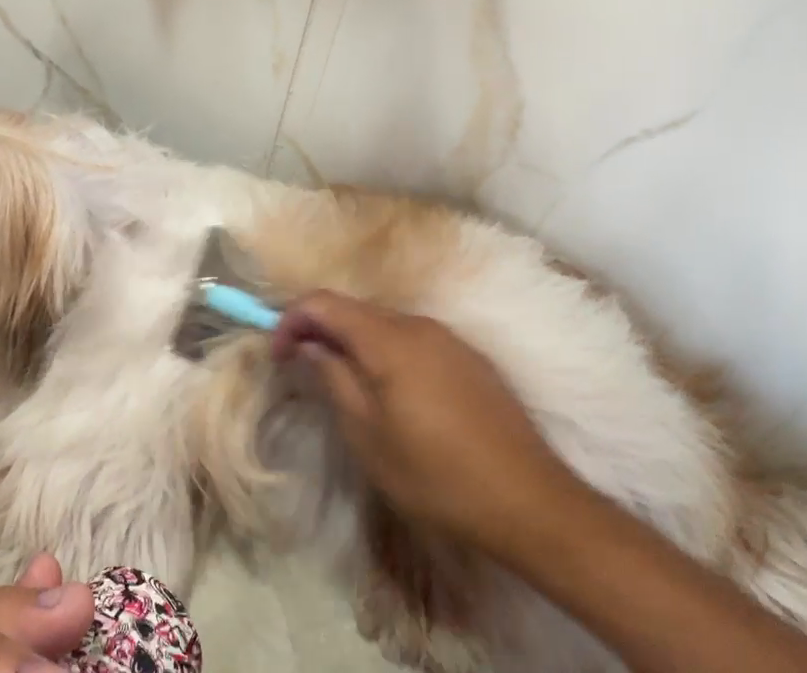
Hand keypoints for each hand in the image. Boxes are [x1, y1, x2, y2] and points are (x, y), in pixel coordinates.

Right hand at [271, 290, 580, 552]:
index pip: (324, 302)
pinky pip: (415, 342)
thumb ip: (333, 378)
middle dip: (321, 330)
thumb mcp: (367, 434)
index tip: (276, 355)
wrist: (530, 503)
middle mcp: (421, 326)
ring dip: (354, 343)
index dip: (291, 320)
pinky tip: (390, 394)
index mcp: (390, 339)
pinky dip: (387, 354)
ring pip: (386, 325)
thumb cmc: (435, 474)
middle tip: (302, 369)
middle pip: (356, 310)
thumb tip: (310, 345)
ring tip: (342, 384)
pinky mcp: (472, 361)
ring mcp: (452, 341)